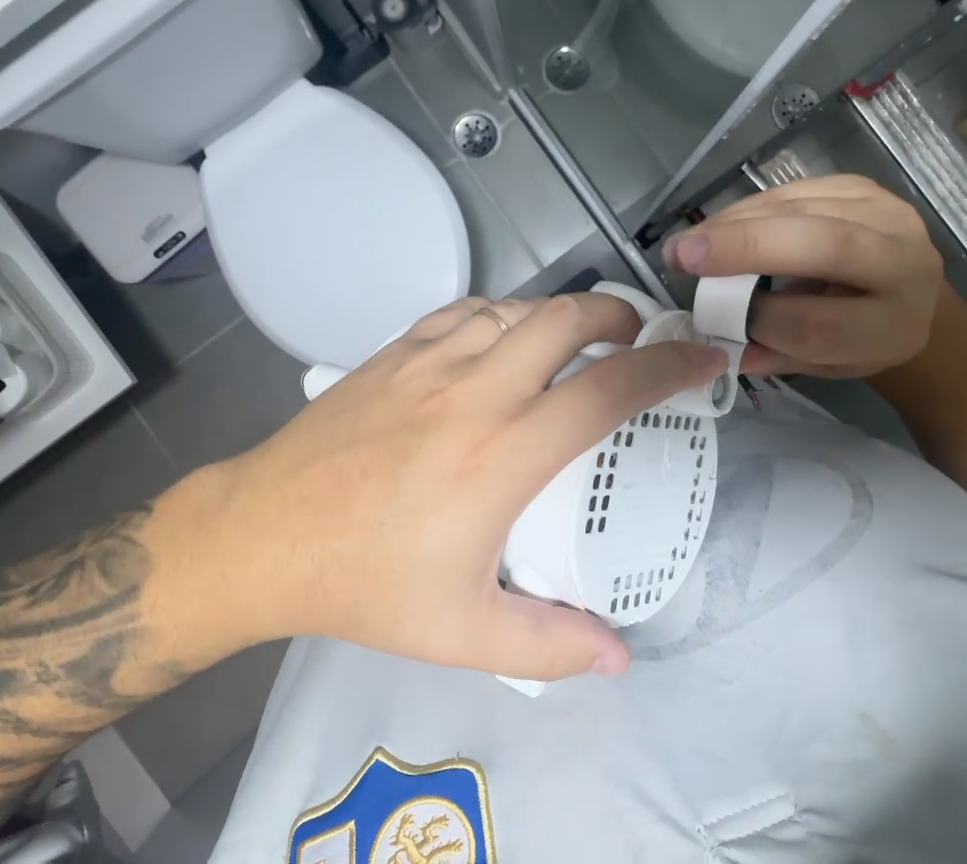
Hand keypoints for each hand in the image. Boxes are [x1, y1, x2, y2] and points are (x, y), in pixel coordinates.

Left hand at [166, 293, 725, 681]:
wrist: (262, 537)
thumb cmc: (365, 584)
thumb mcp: (460, 634)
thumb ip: (547, 645)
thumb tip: (618, 659)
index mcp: (503, 454)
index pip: (609, 389)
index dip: (670, 367)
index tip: (704, 358)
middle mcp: (474, 392)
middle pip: (567, 318)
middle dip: (619, 317)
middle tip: (636, 344)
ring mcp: (428, 363)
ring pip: (517, 306)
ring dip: (560, 314)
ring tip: (576, 343)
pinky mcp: (392, 353)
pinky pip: (465, 311)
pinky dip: (503, 314)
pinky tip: (502, 341)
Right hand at [662, 174, 942, 377]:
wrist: (910, 295)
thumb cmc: (862, 338)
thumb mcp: (826, 366)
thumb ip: (777, 359)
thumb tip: (722, 346)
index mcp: (897, 326)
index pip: (821, 322)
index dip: (762, 318)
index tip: (717, 318)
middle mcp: (905, 263)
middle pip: (824, 244)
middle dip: (745, 247)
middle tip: (682, 256)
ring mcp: (886, 213)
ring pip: (801, 209)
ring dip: (733, 224)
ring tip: (687, 243)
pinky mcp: (861, 186)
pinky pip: (793, 190)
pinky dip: (746, 209)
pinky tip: (715, 226)